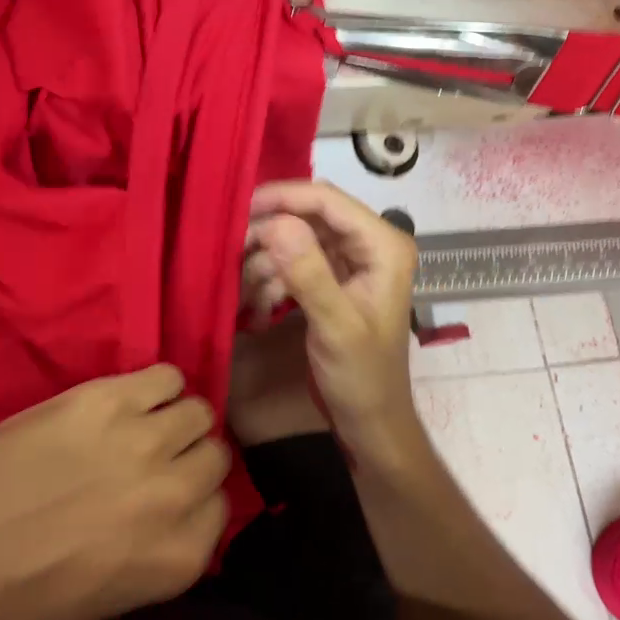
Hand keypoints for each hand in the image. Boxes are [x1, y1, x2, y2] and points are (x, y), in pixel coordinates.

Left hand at [0, 365, 229, 619]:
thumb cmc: (22, 584)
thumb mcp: (110, 595)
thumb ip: (158, 551)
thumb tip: (173, 515)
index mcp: (177, 558)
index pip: (218, 508)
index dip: (192, 497)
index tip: (168, 491)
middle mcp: (176, 496)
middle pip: (213, 456)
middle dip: (187, 456)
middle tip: (152, 456)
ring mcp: (147, 441)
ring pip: (196, 411)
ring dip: (174, 418)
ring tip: (141, 422)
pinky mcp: (113, 398)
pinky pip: (166, 375)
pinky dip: (155, 385)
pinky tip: (130, 397)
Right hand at [242, 181, 421, 459]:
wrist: (370, 421)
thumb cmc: (362, 377)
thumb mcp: (334, 327)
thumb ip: (308, 273)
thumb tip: (276, 224)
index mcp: (383, 245)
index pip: (327, 199)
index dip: (283, 198)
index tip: (240, 212)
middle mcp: (370, 243)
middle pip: (308, 214)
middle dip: (270, 234)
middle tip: (235, 256)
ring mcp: (351, 260)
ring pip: (295, 236)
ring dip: (267, 262)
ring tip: (251, 297)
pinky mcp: (333, 277)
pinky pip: (293, 260)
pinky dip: (272, 278)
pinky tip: (260, 308)